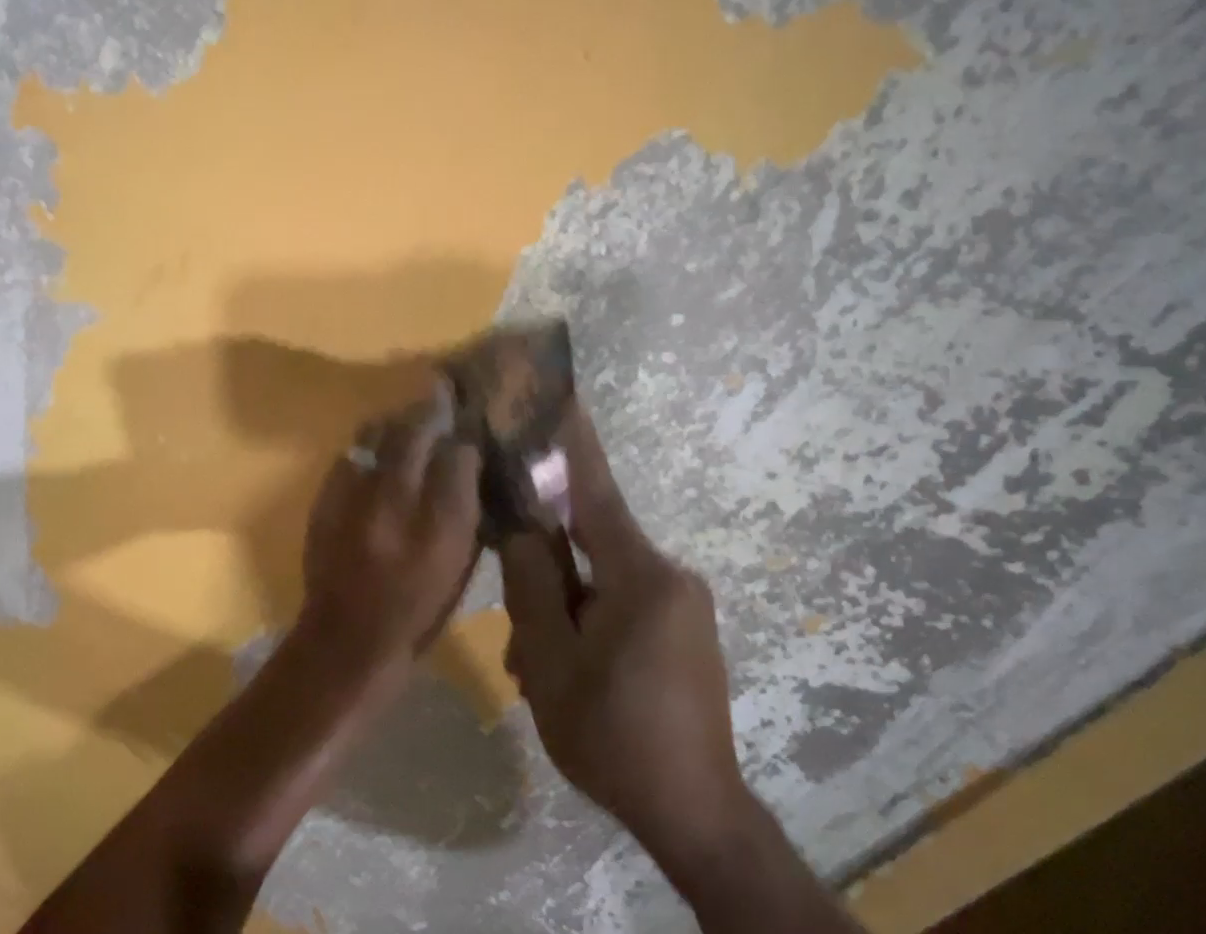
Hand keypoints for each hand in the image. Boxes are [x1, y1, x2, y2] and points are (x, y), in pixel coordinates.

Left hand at [298, 381, 482, 663]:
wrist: (347, 639)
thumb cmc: (416, 613)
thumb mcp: (458, 569)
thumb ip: (465, 512)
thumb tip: (466, 464)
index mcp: (441, 528)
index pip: (458, 457)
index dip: (466, 432)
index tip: (471, 416)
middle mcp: (397, 506)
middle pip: (414, 434)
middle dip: (430, 409)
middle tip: (441, 390)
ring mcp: (354, 500)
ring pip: (377, 437)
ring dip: (396, 422)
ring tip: (408, 417)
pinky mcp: (324, 501)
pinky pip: (350, 457)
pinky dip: (366, 448)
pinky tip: (375, 451)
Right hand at [498, 391, 748, 867]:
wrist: (692, 812)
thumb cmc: (611, 733)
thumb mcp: (549, 659)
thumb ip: (532, 584)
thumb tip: (523, 530)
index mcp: (640, 576)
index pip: (595, 492)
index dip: (573, 442)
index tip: (561, 393)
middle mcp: (670, 579)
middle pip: (588, 549)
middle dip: (544, 574)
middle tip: (513, 623)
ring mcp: (681, 609)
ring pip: (598, 585)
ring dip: (559, 613)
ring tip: (532, 668)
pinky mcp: (682, 636)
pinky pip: (619, 610)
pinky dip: (583, 629)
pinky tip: (559, 674)